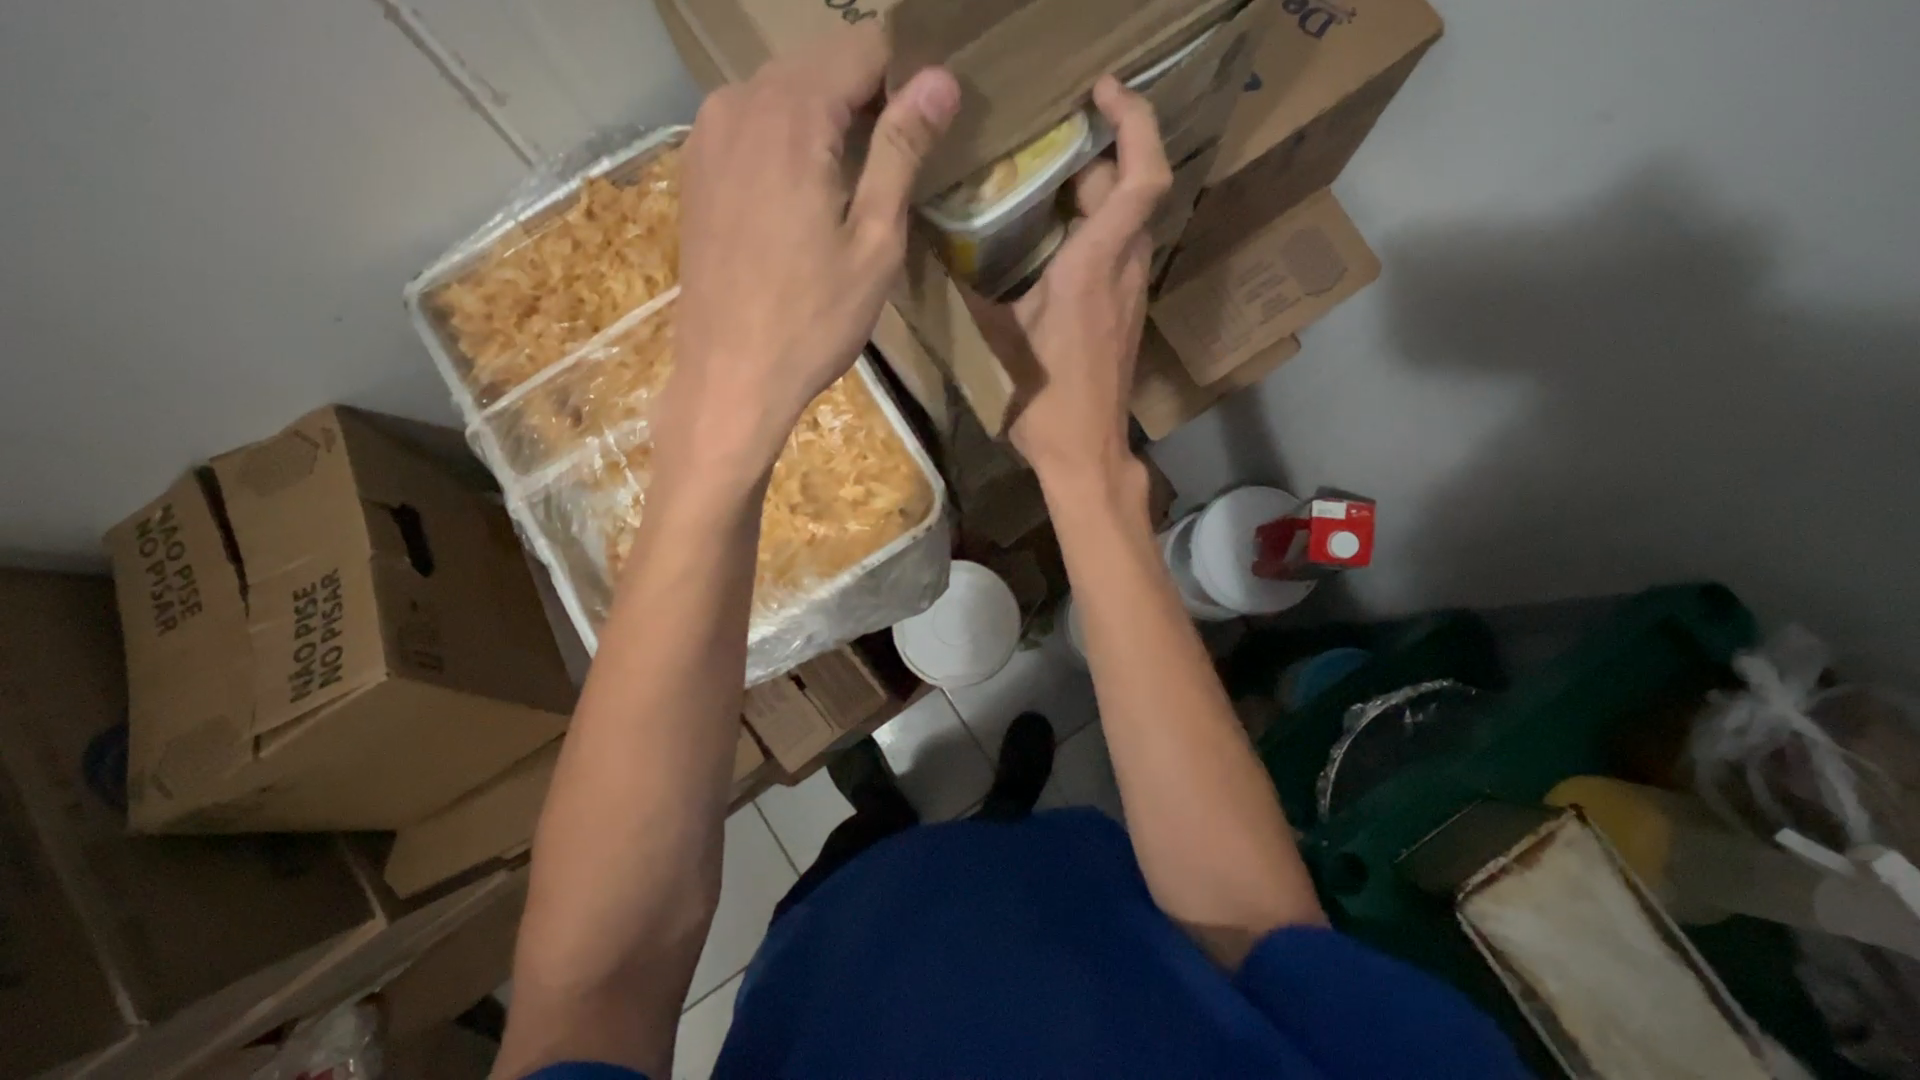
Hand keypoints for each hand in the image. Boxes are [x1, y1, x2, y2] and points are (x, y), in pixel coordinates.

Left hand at [664, 27, 959, 476]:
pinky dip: (788, 135)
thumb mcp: (874, 240)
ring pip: (783, 90)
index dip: (905, 73)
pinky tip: (811, 184)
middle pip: (819, 63)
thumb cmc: (812, 319)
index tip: (932, 117)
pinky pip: (752, 121)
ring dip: (827, 113)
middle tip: (905, 147)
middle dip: (867, 90)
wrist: (730, 376)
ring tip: (862, 169)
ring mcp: (707, 132)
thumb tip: (940, 79)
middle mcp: (739, 103)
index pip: (862, 48)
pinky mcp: (695, 166)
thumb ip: (902, 150)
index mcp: (790, 115)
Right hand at [981, 77, 1171, 488]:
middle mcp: (1123, 270)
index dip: (1136, 122)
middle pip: (1131, 190)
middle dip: (1100, 154)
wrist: (1086, 456)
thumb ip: (971, 292)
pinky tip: (1049, 240)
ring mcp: (1129, 293)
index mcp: (1093, 267)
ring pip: (1127, 220)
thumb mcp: (995, 341)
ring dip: (1096, 192)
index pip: (1141, 177)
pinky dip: (1094, 227)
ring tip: (1044, 182)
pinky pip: (1118, 249)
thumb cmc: (1042, 403)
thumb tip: (937, 255)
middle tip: (1051, 141)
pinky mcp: (1124, 314)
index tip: (1105, 93)